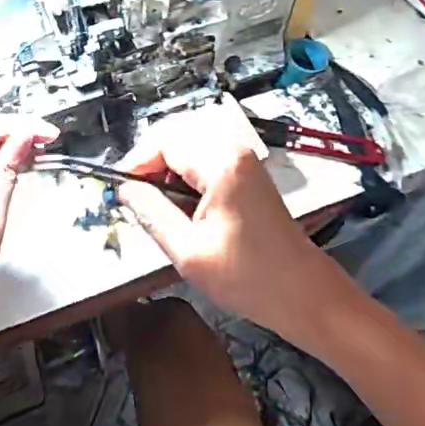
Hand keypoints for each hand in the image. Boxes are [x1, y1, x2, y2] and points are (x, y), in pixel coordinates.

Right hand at [116, 99, 352, 340]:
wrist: (303, 291)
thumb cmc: (250, 278)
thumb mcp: (188, 252)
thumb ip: (152, 213)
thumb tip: (126, 190)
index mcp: (221, 164)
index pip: (165, 140)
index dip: (137, 160)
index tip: (122, 188)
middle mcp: (235, 150)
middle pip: (177, 134)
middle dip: (151, 161)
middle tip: (137, 196)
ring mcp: (244, 157)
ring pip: (190, 141)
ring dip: (169, 165)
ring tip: (159, 202)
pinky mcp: (248, 169)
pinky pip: (206, 154)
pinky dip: (187, 170)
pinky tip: (183, 201)